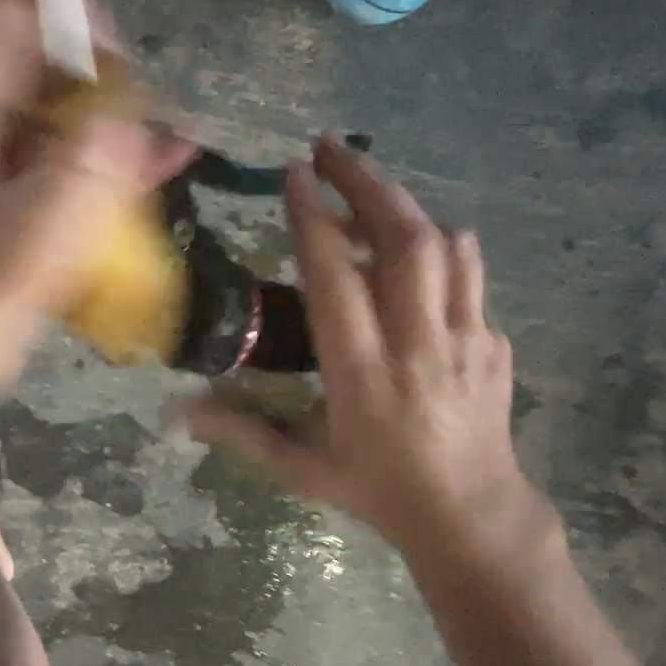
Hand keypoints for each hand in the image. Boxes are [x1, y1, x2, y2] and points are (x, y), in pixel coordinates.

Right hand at [179, 135, 548, 560]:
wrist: (475, 518)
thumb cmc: (375, 489)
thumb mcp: (297, 468)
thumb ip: (238, 432)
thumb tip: (174, 409)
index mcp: (361, 370)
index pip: (336, 277)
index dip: (314, 219)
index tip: (295, 173)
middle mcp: (416, 342)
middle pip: (402, 242)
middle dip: (365, 184)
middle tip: (329, 147)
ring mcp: (464, 338)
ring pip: (443, 248)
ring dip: (401, 202)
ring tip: (365, 179)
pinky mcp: (491, 341)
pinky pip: (470, 274)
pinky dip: (443, 242)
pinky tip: (422, 234)